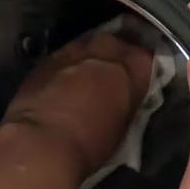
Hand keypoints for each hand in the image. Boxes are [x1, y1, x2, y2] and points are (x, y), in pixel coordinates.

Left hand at [0, 32, 153, 178]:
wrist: (40, 144)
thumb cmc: (91, 143)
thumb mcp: (124, 126)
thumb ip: (128, 102)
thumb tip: (125, 99)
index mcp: (134, 65)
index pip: (148, 58)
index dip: (143, 70)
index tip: (140, 82)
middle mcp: (107, 48)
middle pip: (118, 44)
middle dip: (117, 58)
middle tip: (114, 77)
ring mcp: (74, 49)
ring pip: (88, 46)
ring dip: (90, 59)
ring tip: (86, 77)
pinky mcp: (46, 58)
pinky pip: (64, 57)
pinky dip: (66, 67)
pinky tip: (61, 83)